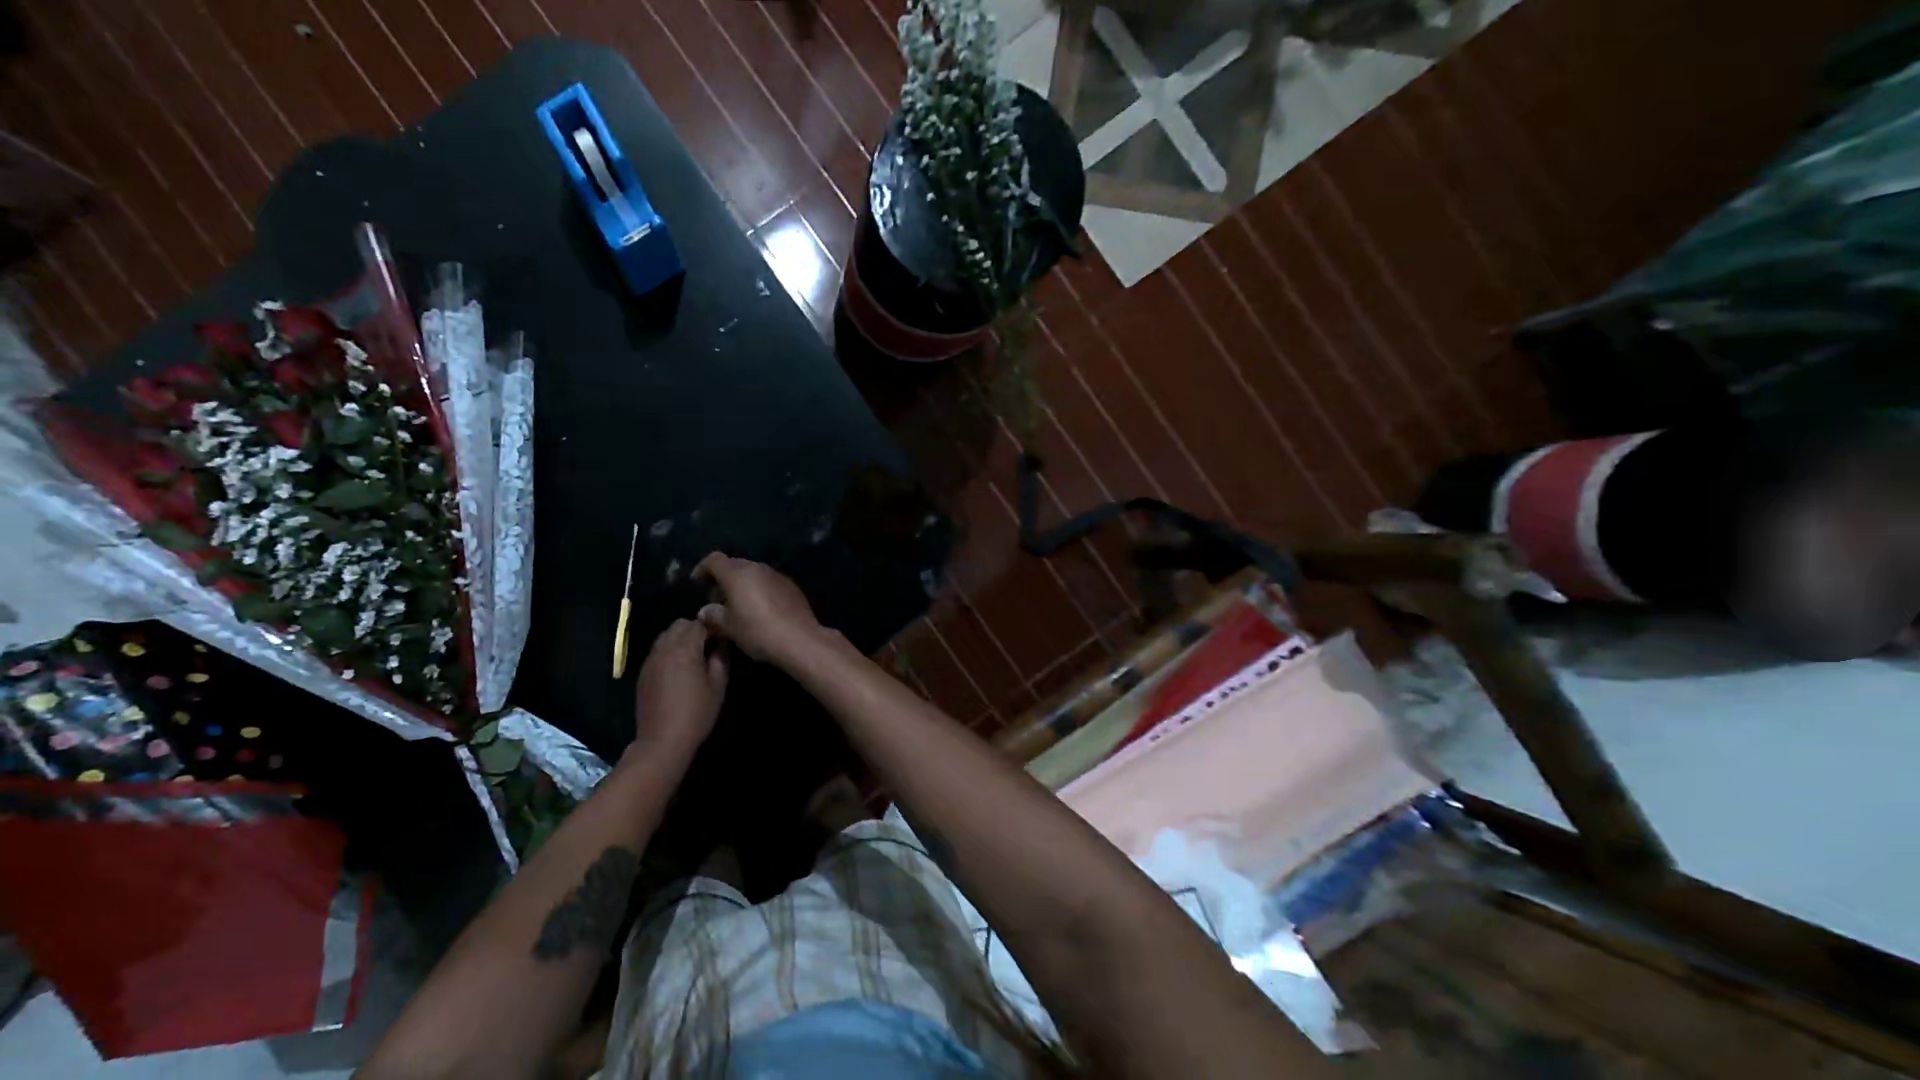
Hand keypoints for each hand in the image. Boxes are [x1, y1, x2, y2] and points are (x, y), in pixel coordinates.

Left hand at [631, 618, 727, 756]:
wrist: (662, 740)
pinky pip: (657, 651)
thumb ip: (720, 657)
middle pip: (679, 625)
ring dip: (680, 639)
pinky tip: (678, 670)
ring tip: (693, 658)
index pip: (699, 623)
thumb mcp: (718, 685)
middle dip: (695, 629)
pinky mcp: (643, 672)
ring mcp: (650, 660)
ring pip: (665, 636)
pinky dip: (669, 652)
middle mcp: (664, 649)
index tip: (722, 638)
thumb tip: (720, 642)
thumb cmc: (696, 712)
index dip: (713, 627)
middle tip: (708, 647)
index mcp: (684, 649)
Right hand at [694, 553, 827, 664]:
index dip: (703, 569)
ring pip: (753, 573)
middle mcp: (757, 568)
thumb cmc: (757, 631)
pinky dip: (759, 590)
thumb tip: (706, 611)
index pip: (714, 560)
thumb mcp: (729, 627)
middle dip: (722, 579)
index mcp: (737, 574)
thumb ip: (713, 616)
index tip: (697, 582)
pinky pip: (768, 582)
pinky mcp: (791, 586)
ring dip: (742, 585)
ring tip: (737, 607)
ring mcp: (777, 575)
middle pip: (734, 565)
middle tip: (716, 599)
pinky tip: (759, 610)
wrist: (800, 639)